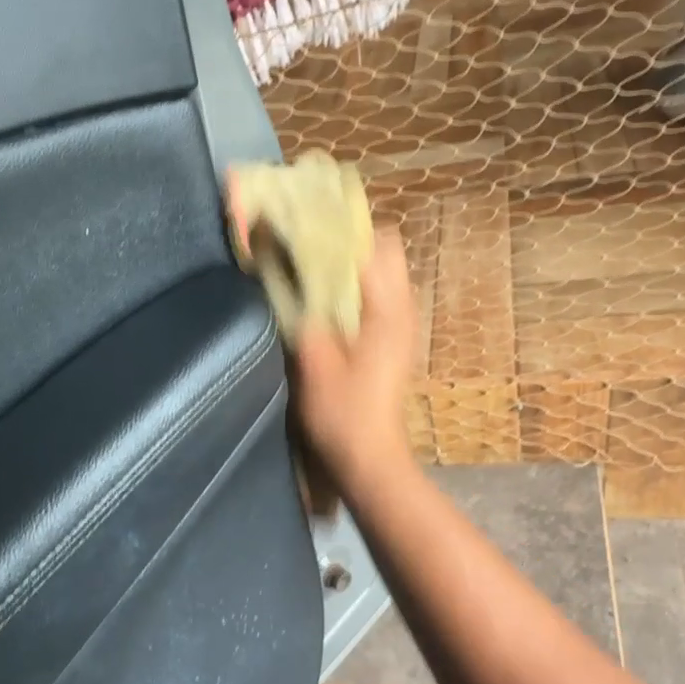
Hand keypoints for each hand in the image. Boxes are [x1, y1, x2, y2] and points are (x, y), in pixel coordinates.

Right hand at [288, 229, 417, 494]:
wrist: (368, 459)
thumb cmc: (342, 413)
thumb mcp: (312, 358)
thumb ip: (300, 307)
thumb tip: (280, 265)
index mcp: (388, 308)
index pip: (376, 242)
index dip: (339, 227)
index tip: (302, 224)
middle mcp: (403, 308)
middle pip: (384, 250)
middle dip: (346, 240)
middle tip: (305, 245)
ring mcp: (402, 324)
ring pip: (382, 271)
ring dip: (349, 263)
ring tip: (309, 268)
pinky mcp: (394, 340)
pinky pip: (378, 293)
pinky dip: (353, 285)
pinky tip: (324, 301)